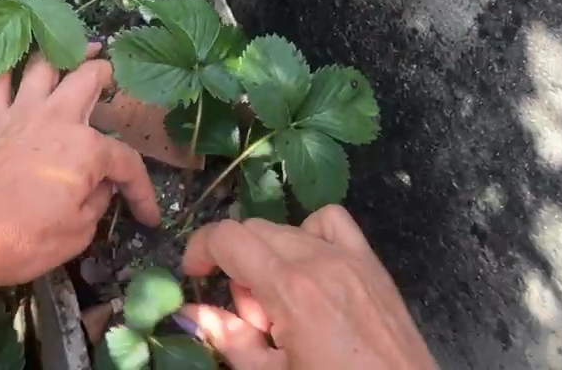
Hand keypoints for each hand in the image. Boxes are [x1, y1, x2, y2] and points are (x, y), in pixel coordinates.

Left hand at [0, 54, 161, 290]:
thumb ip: (96, 203)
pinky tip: (9, 63)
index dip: (142, 189)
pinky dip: (3, 69)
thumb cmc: (25, 238)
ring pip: (42, 66)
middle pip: (86, 78)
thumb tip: (100, 187)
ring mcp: (21, 113)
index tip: (149, 215)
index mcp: (86, 148)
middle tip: (111, 73)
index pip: (126, 161)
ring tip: (70, 47)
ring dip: (59, 54)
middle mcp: (56, 118)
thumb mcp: (78, 234)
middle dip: (104, 71)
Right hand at [180, 207, 435, 369]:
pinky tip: (311, 271)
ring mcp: (349, 257)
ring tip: (284, 306)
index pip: (228, 237)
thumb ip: (229, 339)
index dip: (200, 248)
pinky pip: (329, 220)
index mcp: (291, 289)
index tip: (194, 275)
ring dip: (269, 257)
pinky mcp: (372, 264)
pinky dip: (309, 234)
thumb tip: (189, 311)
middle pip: (253, 231)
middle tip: (253, 318)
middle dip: (237, 267)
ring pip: (285, 228)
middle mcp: (318, 260)